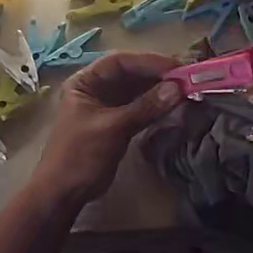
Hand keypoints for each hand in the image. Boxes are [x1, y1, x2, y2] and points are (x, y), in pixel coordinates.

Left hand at [32, 51, 181, 205]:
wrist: (64, 190)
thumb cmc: (79, 155)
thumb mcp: (111, 128)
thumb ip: (144, 107)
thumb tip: (177, 88)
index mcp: (83, 82)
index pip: (118, 61)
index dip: (147, 61)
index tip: (176, 68)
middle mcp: (94, 89)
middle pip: (130, 73)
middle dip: (157, 74)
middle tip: (188, 78)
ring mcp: (106, 106)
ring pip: (136, 90)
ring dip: (159, 89)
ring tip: (187, 89)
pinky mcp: (117, 123)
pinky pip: (139, 106)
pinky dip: (156, 104)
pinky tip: (175, 104)